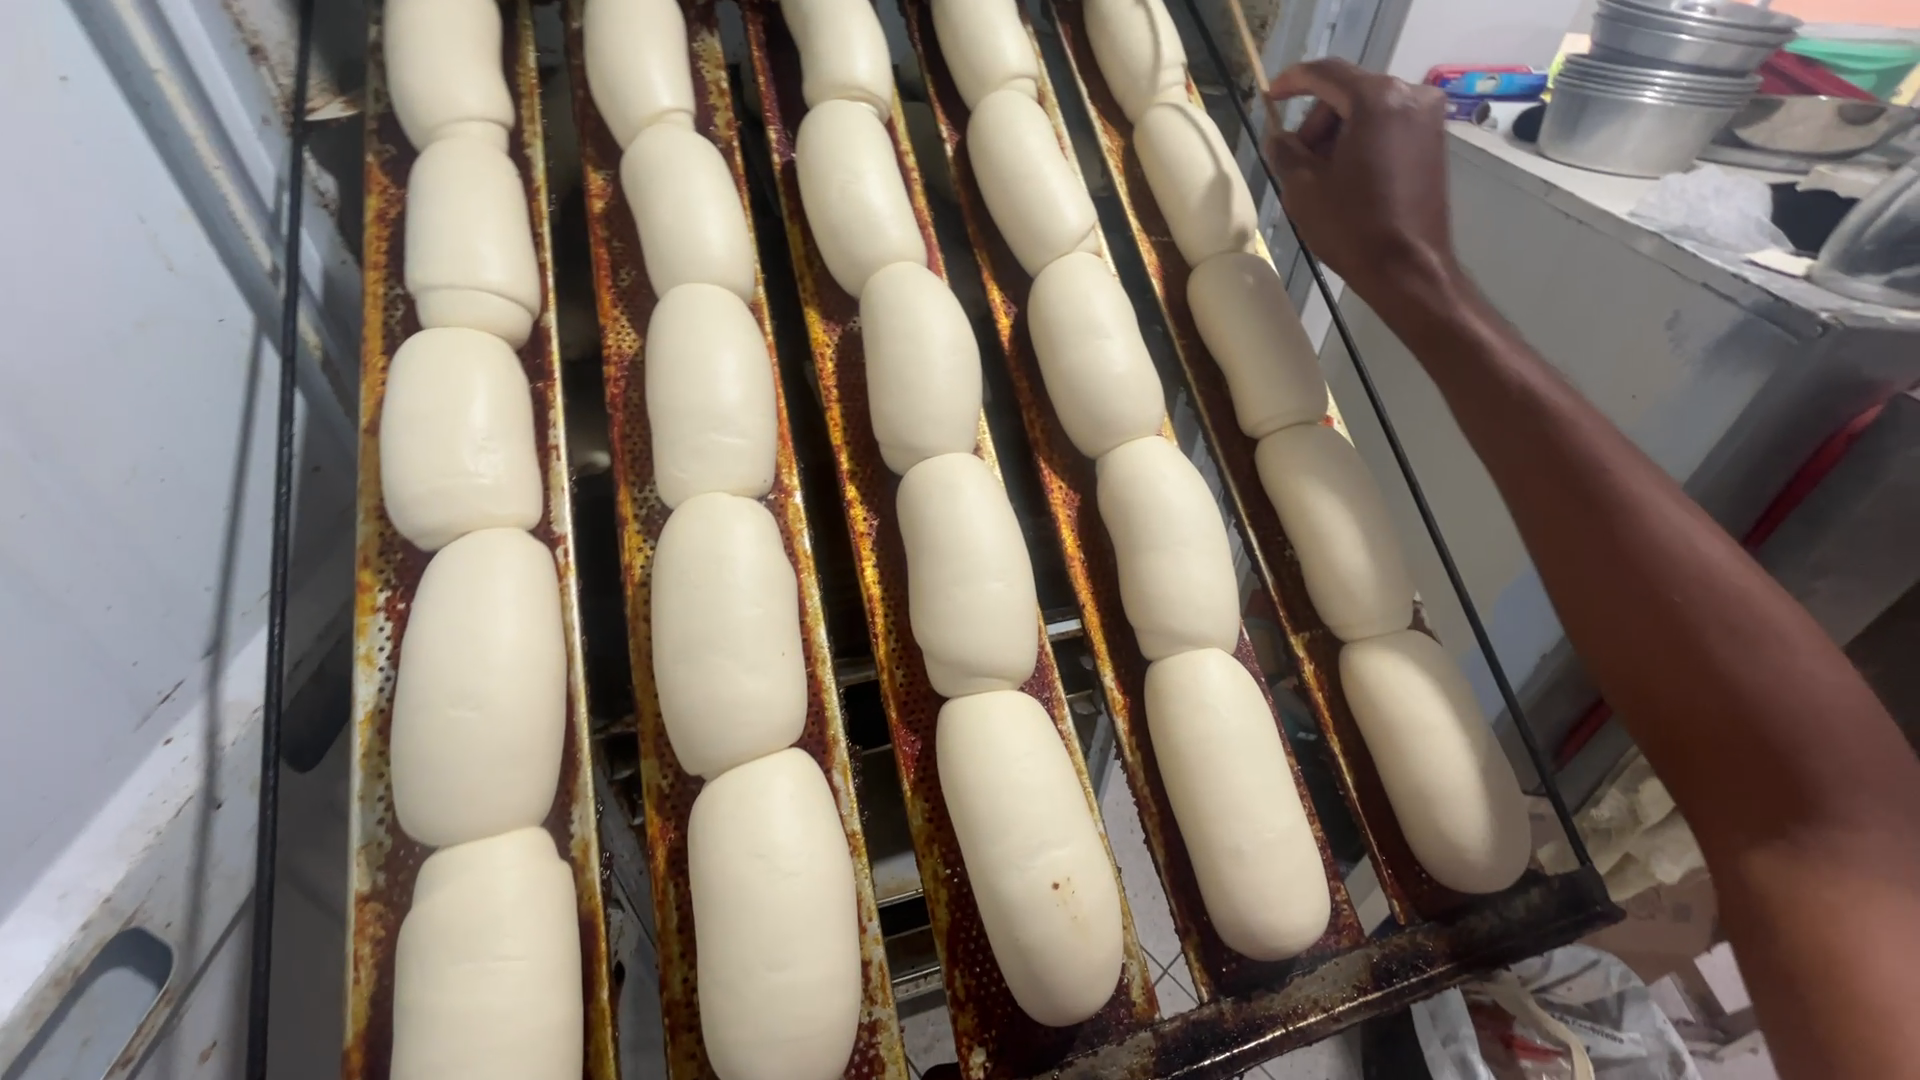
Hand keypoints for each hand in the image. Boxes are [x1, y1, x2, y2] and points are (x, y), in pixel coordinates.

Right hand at [1265, 59, 1460, 306]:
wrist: (1406, 266)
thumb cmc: (1351, 227)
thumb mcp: (1303, 189)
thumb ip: (1286, 152)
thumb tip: (1279, 139)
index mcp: (1376, 100)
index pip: (1326, 74)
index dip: (1292, 82)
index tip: (1270, 97)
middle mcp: (1409, 96)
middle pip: (1348, 93)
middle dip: (1317, 122)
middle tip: (1296, 162)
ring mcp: (1427, 118)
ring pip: (1368, 111)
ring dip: (1338, 135)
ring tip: (1321, 177)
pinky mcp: (1433, 142)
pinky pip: (1387, 127)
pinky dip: (1361, 142)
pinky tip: (1346, 178)